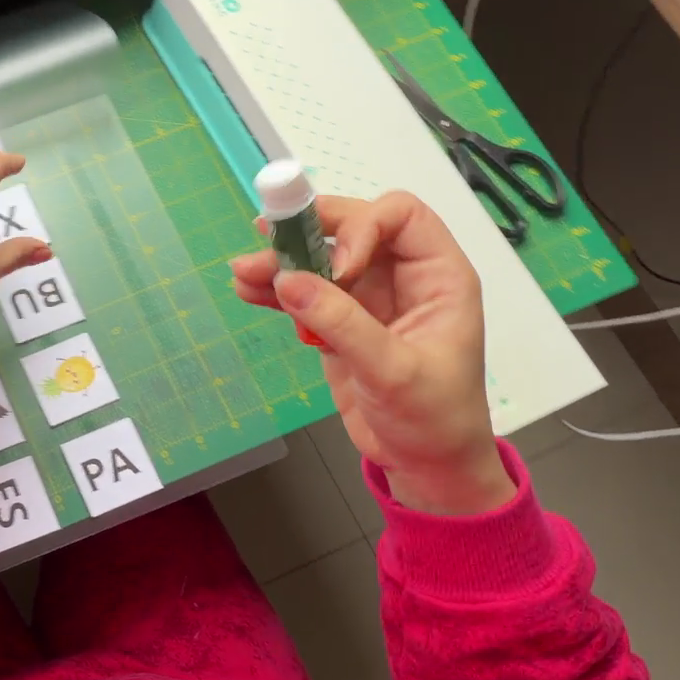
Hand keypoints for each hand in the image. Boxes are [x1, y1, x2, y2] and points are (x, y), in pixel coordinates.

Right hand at [229, 192, 512, 514]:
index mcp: (437, 276)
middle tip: (265, 235)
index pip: (399, 217)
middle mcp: (402, 277)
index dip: (361, 228)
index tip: (334, 268)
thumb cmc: (432, 417)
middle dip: (307, 233)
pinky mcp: (338, 323)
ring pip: (319, 261)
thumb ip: (340, 322)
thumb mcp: (391, 370)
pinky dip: (275, 291)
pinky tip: (246, 291)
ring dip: (281, 262)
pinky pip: (304, 294)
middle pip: (350, 229)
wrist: (424, 463)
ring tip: (242, 272)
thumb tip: (286, 280)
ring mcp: (366, 300)